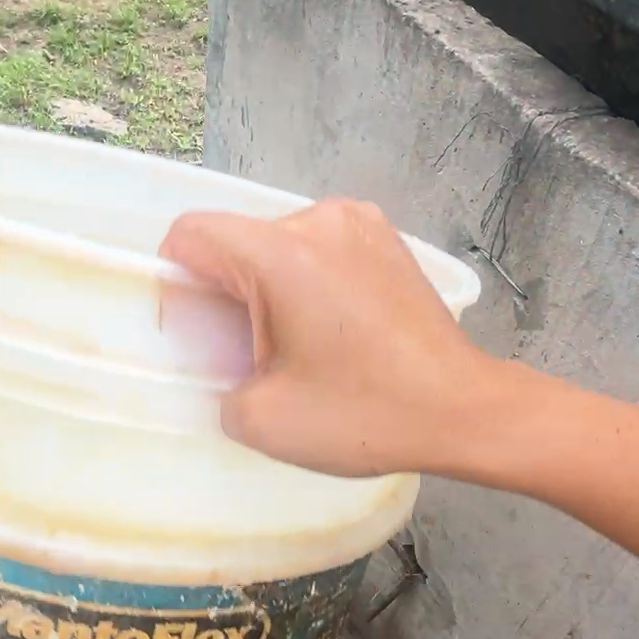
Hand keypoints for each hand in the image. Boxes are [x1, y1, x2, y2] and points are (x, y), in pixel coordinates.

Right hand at [159, 199, 500, 477]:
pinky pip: (322, 251)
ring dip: (270, 292)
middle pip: (238, 242)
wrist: (462, 410)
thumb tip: (224, 365)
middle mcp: (321, 219)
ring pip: (280, 247)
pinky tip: (333, 332)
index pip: (191, 236)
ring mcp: (362, 223)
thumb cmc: (366, 415)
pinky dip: (309, 284)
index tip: (200, 335)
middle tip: (250, 357)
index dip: (177, 284)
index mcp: (281, 253)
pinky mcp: (389, 240)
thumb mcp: (263, 420)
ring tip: (299, 349)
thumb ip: (214, 386)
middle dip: (227, 297)